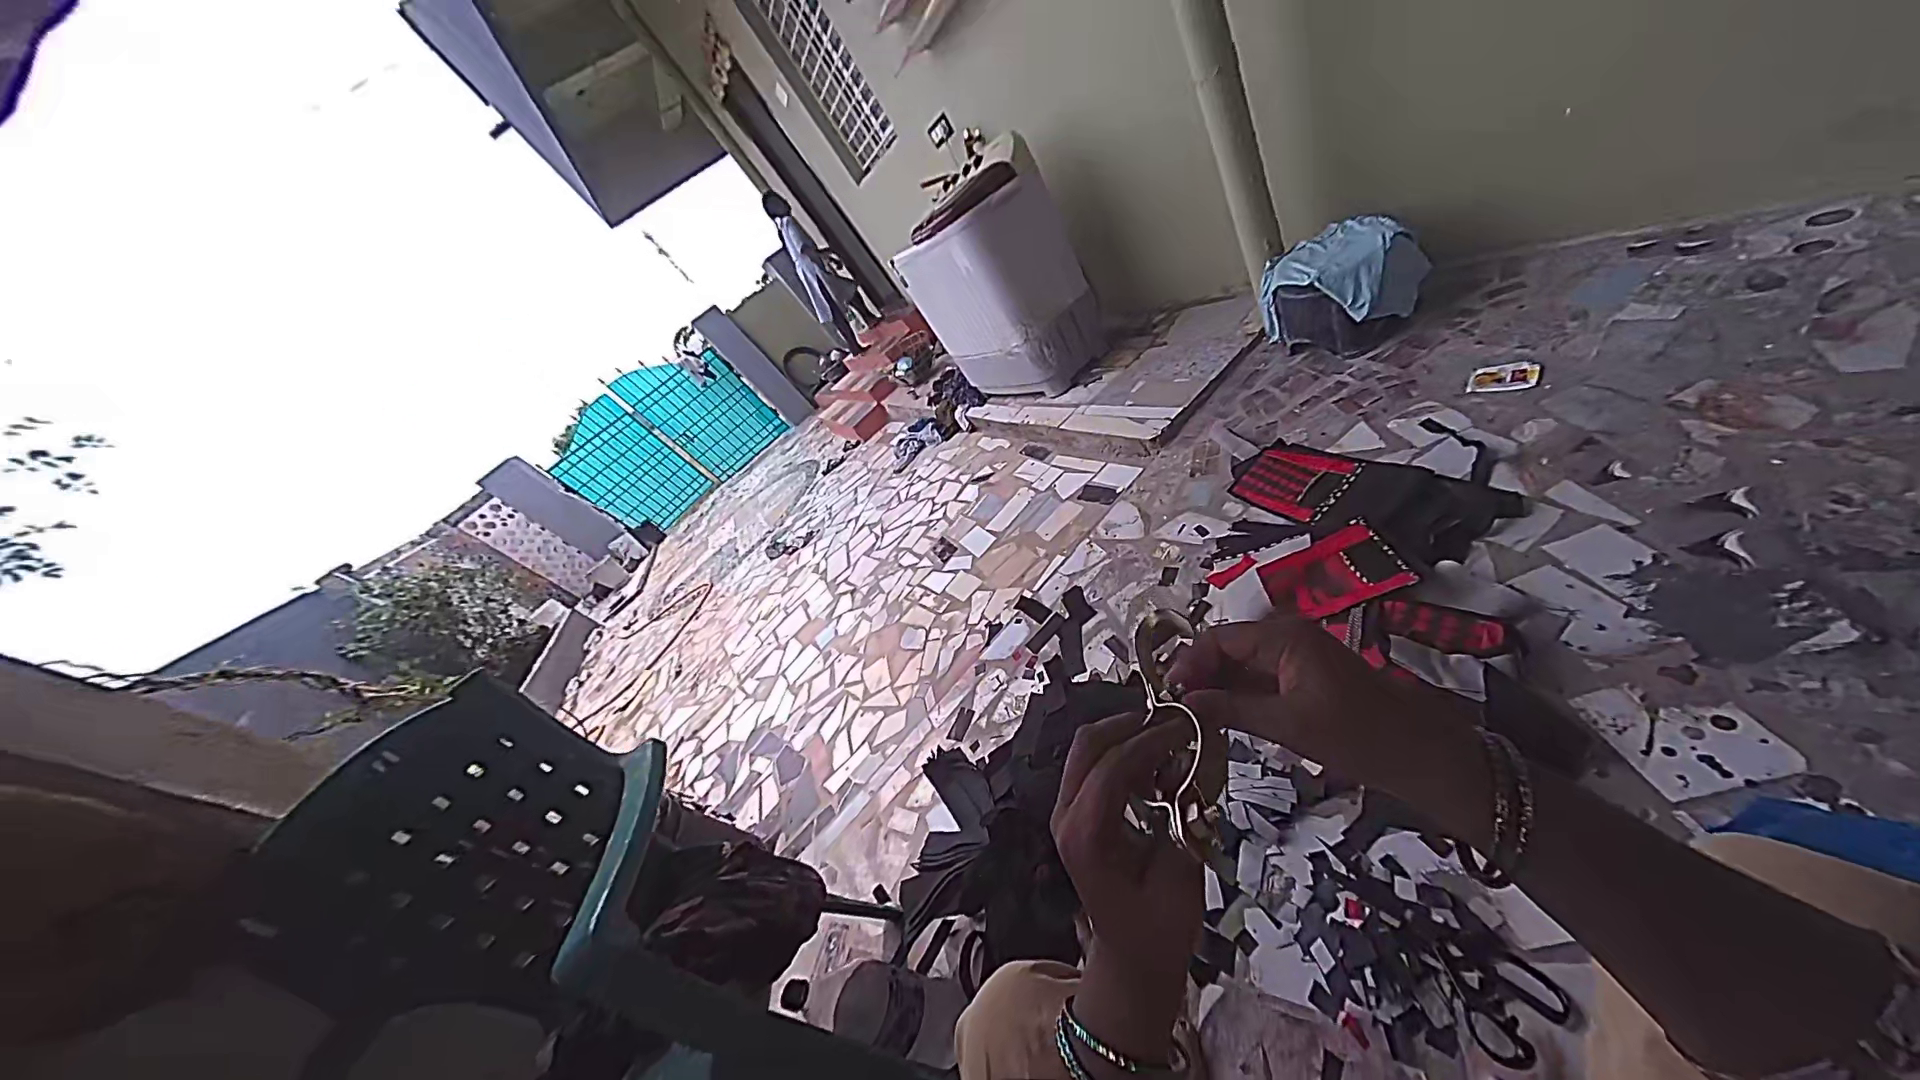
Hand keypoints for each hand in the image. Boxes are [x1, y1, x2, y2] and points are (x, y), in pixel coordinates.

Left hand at [1051, 712, 1202, 980]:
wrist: (1131, 960)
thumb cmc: (1158, 932)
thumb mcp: (1184, 876)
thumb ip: (1193, 812)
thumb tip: (1209, 751)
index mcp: (1085, 836)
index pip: (1112, 767)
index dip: (1152, 741)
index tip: (1188, 728)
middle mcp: (1065, 815)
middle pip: (1089, 744)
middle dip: (1134, 726)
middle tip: (1179, 724)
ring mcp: (1064, 810)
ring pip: (1088, 749)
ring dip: (1128, 735)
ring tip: (1171, 742)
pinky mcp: (1074, 809)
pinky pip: (1093, 764)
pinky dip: (1123, 752)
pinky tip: (1155, 765)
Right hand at [1168, 616, 1490, 840]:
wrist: (1424, 758)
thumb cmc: (1359, 736)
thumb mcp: (1288, 725)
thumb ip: (1231, 709)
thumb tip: (1184, 703)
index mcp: (1284, 637)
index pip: (1218, 639)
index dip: (1189, 663)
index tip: (1169, 692)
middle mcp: (1287, 638)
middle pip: (1226, 649)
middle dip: (1199, 675)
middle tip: (1177, 706)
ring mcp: (1295, 657)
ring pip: (1239, 665)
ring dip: (1216, 687)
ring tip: (1193, 714)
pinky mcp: (1302, 677)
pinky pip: (1257, 679)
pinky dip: (1237, 695)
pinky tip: (1221, 716)